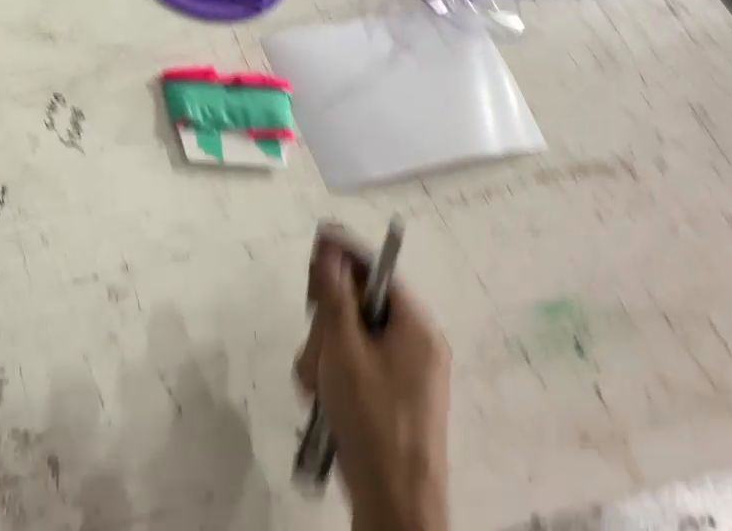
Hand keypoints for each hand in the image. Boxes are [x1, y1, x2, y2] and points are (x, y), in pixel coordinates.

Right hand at [296, 226, 450, 530]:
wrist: (393, 491)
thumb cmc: (371, 413)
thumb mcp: (343, 349)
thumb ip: (333, 296)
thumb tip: (329, 249)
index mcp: (416, 328)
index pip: (378, 274)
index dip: (345, 256)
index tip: (316, 240)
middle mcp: (414, 344)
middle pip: (357, 307)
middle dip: (327, 323)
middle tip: (316, 345)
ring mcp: (402, 371)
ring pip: (347, 337)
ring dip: (323, 353)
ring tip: (318, 382)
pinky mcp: (388, 393)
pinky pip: (351, 363)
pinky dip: (331, 372)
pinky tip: (323, 395)